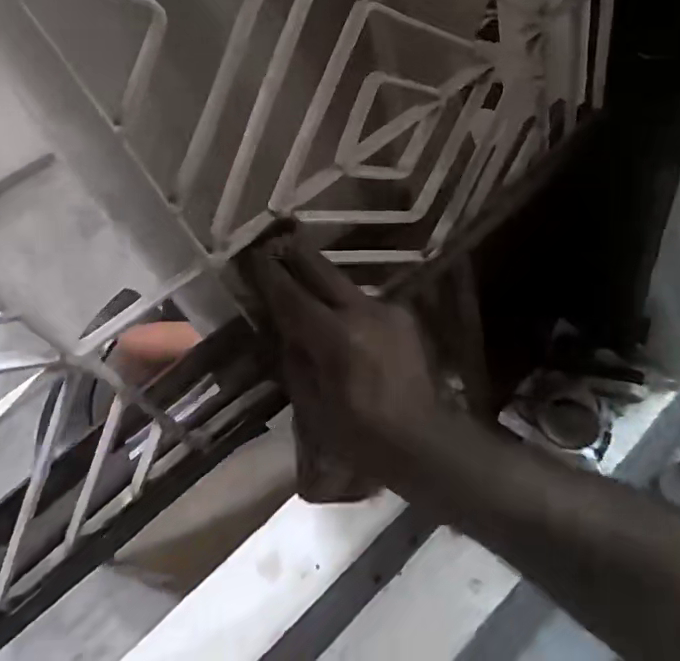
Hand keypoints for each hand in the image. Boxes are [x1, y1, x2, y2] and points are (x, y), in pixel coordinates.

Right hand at [241, 228, 453, 486]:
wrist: (424, 440)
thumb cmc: (362, 436)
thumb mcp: (314, 408)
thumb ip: (295, 362)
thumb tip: (284, 331)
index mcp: (337, 337)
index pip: (295, 298)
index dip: (272, 277)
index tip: (255, 256)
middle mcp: (363, 312)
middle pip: (324, 273)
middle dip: (298, 256)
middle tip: (276, 240)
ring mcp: (387, 311)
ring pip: (345, 286)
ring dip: (323, 281)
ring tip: (303, 277)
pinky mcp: (402, 317)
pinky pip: (364, 303)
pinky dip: (345, 304)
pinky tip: (339, 315)